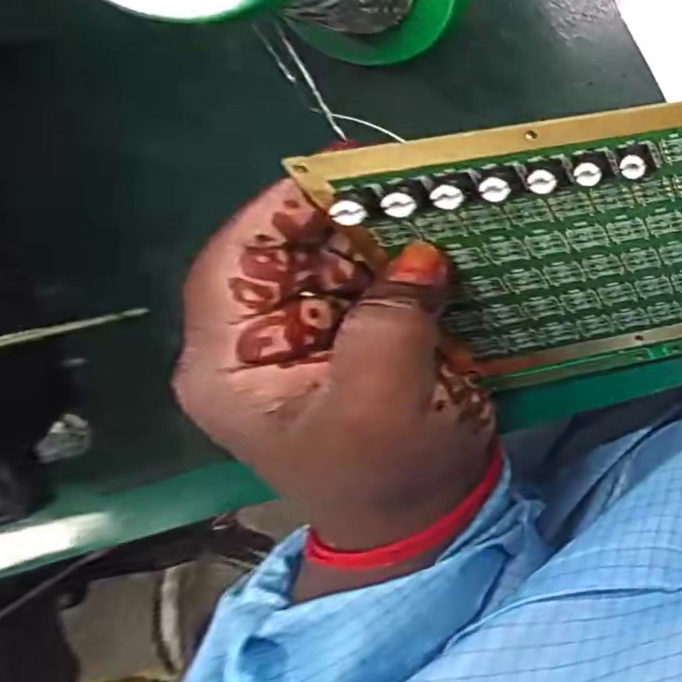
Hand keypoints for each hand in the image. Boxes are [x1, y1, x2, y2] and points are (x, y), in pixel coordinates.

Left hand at [172, 181, 494, 557]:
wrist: (429, 512)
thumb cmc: (386, 470)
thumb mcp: (379, 402)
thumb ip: (391, 322)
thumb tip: (421, 253)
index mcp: (236, 360)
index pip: (236, 263)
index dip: (278, 210)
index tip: (339, 169)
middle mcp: (271, 338)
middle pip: (295, 253)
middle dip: (346, 218)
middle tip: (405, 188)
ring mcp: (325, 335)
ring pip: (345, 261)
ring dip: (387, 236)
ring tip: (432, 208)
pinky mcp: (371, 336)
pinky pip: (385, 282)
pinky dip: (413, 261)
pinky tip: (444, 246)